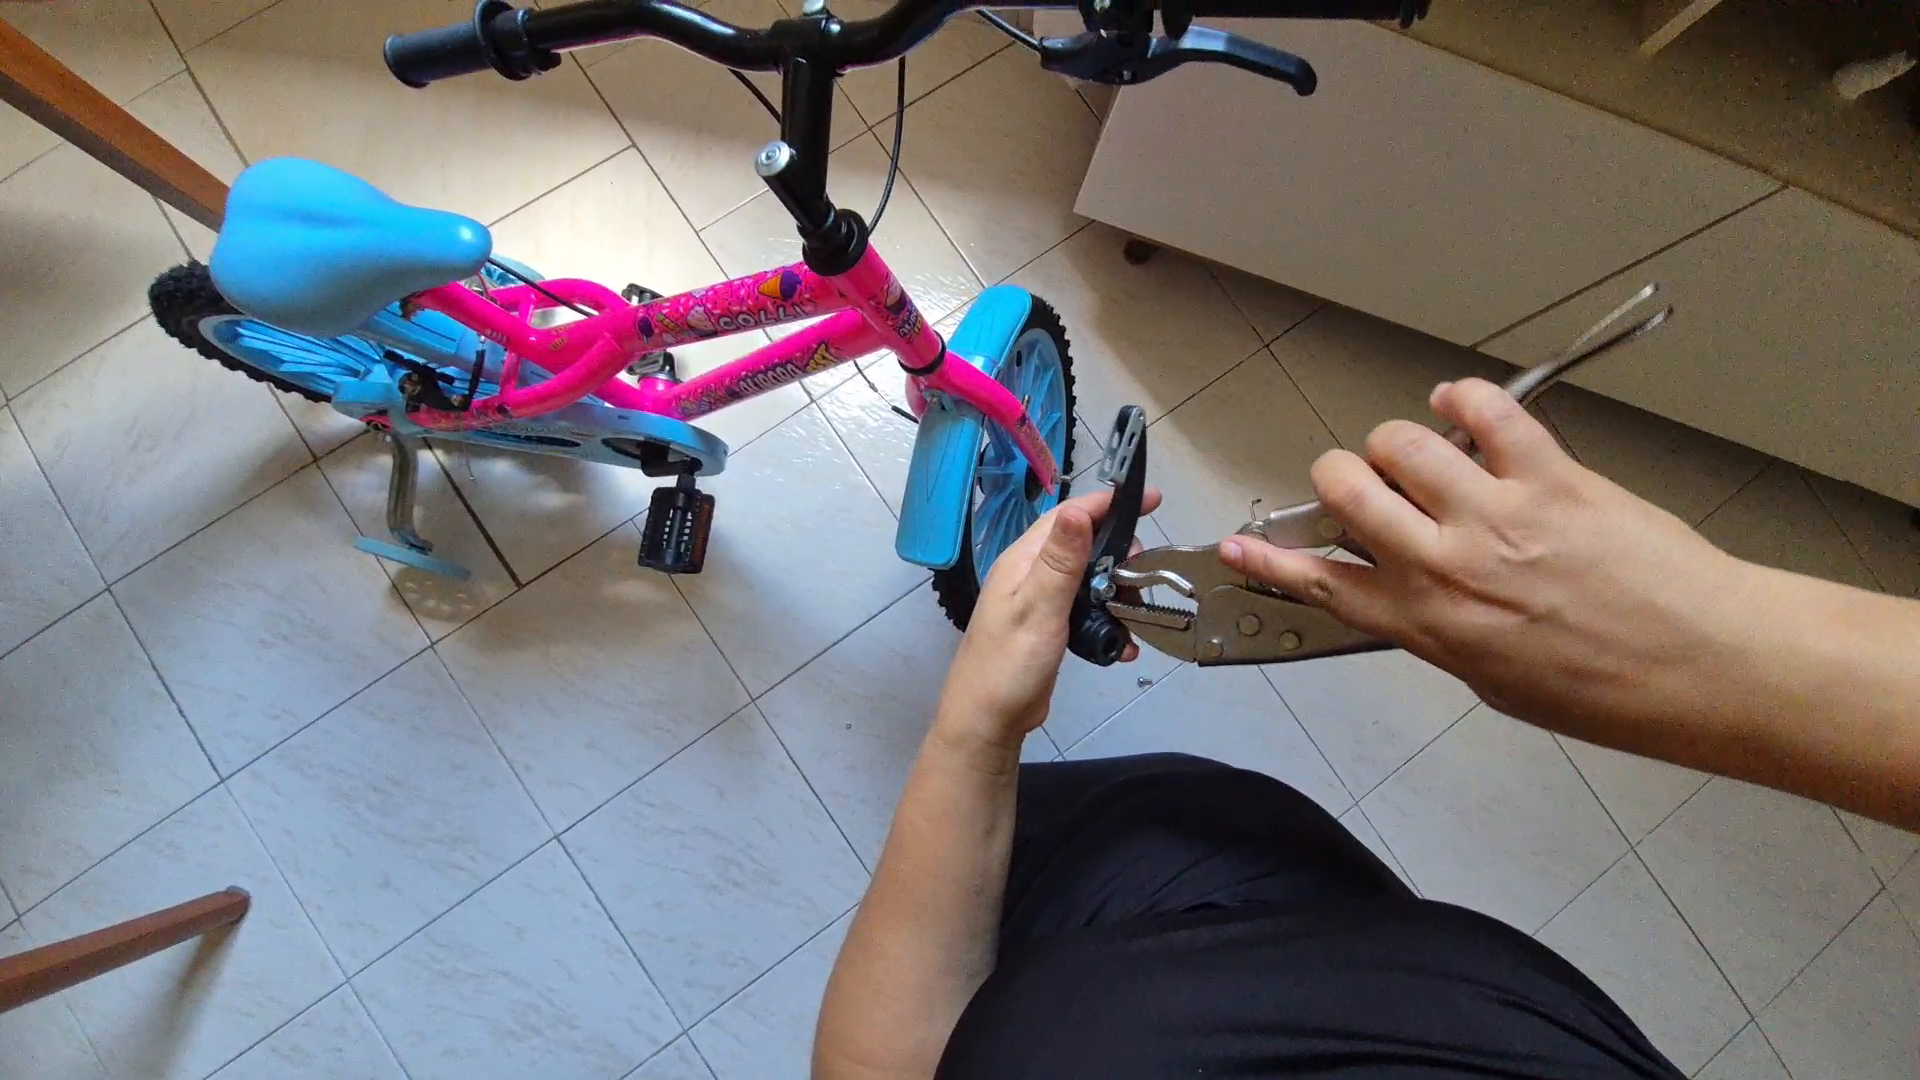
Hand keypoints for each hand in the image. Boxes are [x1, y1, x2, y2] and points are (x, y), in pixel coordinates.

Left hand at [936, 487, 1162, 750]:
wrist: (989, 719)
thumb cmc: (1010, 662)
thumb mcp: (1039, 606)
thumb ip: (1060, 559)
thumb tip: (1080, 508)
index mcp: (1023, 560)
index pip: (1068, 516)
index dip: (1108, 503)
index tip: (1153, 499)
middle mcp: (1030, 574)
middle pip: (1083, 544)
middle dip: (1119, 552)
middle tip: (1144, 572)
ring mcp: (1039, 602)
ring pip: (1088, 579)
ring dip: (1116, 591)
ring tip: (1137, 611)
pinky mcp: (1049, 628)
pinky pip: (1086, 611)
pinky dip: (1108, 621)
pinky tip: (1122, 644)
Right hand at [1217, 379, 1750, 739]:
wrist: (1717, 669)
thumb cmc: (1602, 690)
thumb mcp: (1485, 677)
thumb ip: (1428, 627)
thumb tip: (1400, 589)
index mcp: (1423, 621)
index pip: (1320, 583)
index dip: (1268, 559)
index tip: (1235, 544)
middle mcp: (1442, 563)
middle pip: (1344, 491)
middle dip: (1337, 478)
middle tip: (1361, 485)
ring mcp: (1494, 515)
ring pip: (1400, 445)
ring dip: (1395, 444)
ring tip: (1422, 454)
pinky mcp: (1551, 477)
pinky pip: (1489, 415)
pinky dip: (1462, 400)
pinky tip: (1458, 405)